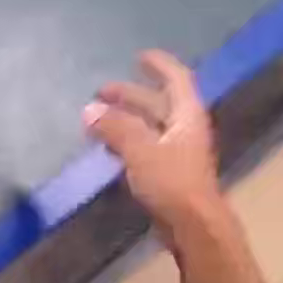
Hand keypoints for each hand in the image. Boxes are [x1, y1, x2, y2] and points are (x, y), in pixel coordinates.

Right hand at [85, 50, 232, 247]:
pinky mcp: (169, 176)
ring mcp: (178, 153)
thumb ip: (116, 128)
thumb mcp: (141, 150)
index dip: (158, 65)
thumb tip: (90, 109)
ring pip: (151, 128)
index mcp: (186, 115)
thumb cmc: (171, 183)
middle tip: (103, 92)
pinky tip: (111, 149)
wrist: (192, 225)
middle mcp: (185, 129)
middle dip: (132, 95)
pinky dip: (128, 143)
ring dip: (127, 120)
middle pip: (158, 104)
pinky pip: (146, 149)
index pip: (176, 79)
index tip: (138, 57)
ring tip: (101, 119)